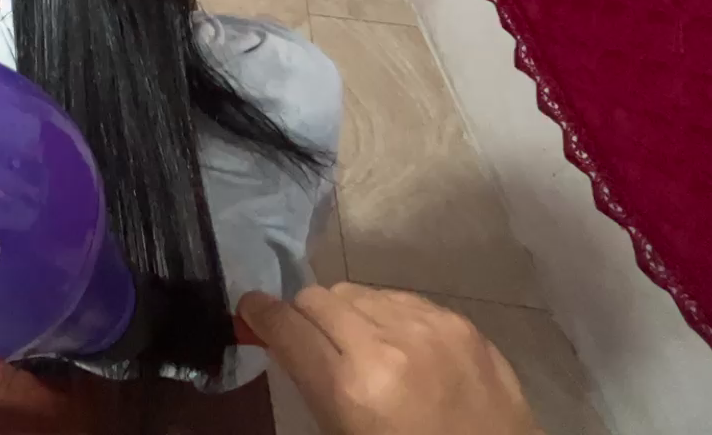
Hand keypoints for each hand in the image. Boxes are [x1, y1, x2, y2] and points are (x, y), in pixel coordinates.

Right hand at [239, 283, 541, 434]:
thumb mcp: (342, 433)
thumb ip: (309, 378)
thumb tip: (278, 330)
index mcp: (351, 389)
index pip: (284, 324)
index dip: (260, 314)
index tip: (250, 311)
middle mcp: (386, 346)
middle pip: (315, 298)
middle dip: (308, 319)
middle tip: (318, 346)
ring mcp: (428, 329)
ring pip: (356, 291)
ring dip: (350, 315)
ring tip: (368, 350)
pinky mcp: (460, 324)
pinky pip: (400, 298)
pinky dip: (391, 318)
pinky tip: (406, 349)